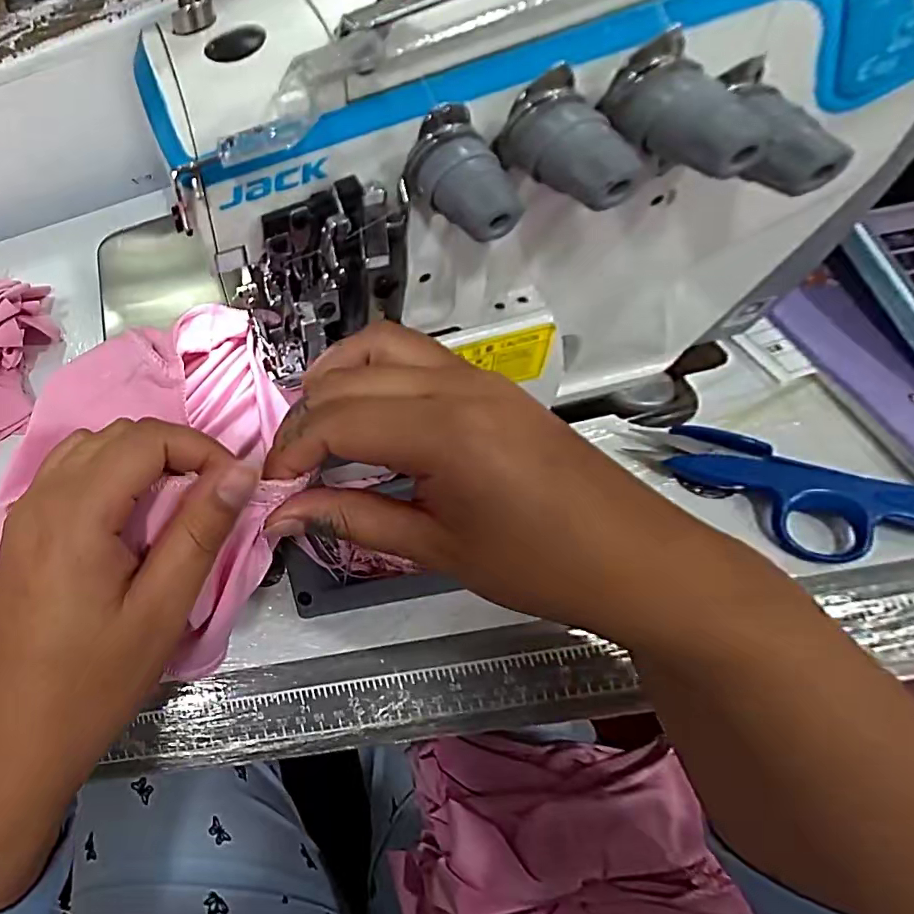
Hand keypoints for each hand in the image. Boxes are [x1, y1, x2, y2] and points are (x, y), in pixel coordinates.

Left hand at [0, 418, 258, 911]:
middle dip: (172, 449)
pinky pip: (67, 472)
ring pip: (90, 447)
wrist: (18, 735)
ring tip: (173, 501)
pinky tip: (126, 515)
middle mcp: (42, 496)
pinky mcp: (20, 529)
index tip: (234, 483)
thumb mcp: (162, 609)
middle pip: (117, 436)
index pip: (146, 439)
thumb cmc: (95, 681)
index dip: (199, 448)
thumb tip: (239, 471)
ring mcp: (24, 511)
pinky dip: (106, 472)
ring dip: (138, 457)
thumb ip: (200, 530)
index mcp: (76, 511)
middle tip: (210, 494)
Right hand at [261, 322, 797, 647]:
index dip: (291, 452)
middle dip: (302, 422)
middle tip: (289, 469)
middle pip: (346, 381)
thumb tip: (281, 514)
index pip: (337, 421)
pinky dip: (369, 370)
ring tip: (314, 425)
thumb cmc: (542, 566)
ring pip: (375, 346)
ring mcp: (475, 377)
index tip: (273, 487)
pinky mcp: (487, 382)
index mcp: (446, 433)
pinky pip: (410, 353)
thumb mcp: (435, 549)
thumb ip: (350, 519)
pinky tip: (362, 409)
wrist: (641, 562)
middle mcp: (456, 387)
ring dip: (332, 379)